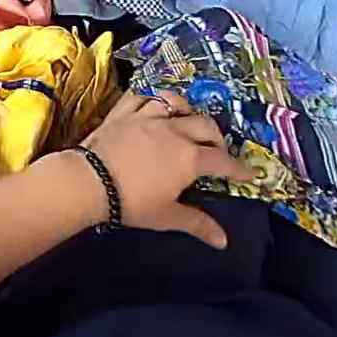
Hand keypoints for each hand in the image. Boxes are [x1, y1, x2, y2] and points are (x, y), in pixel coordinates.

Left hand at [72, 91, 251, 248]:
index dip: (238, 168)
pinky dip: (151, 98)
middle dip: (217, 138)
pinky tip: (153, 104)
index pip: (223, 160)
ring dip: (187, 111)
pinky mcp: (124, 111)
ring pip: (176, 104)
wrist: (88, 181)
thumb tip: (223, 241)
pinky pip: (142, 96)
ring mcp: (148, 116)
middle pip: (205, 126)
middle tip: (216, 151)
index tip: (248, 173)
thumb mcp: (166, 216)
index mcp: (190, 157)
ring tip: (187, 121)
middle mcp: (174, 130)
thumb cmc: (131, 202)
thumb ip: (197, 223)